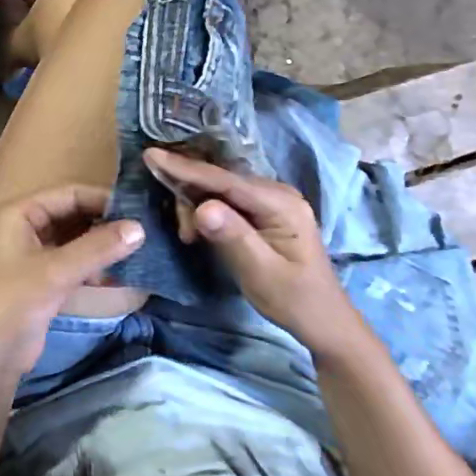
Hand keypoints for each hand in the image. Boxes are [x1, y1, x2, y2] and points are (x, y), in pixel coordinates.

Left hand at [0, 185, 144, 377]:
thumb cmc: (12, 303)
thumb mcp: (55, 271)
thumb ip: (97, 248)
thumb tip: (140, 227)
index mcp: (19, 213)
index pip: (69, 193)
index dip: (103, 199)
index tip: (138, 210)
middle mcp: (25, 227)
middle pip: (73, 215)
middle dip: (105, 223)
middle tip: (142, 232)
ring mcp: (33, 255)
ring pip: (76, 240)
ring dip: (102, 246)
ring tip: (136, 253)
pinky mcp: (42, 280)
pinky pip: (74, 263)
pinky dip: (94, 267)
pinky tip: (117, 276)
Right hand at [142, 148, 359, 346]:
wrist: (322, 319)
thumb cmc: (293, 299)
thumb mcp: (260, 273)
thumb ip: (232, 237)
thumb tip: (202, 207)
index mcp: (281, 204)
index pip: (226, 181)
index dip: (187, 169)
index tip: (152, 156)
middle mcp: (278, 192)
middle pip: (222, 180)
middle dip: (191, 195)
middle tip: (182, 233)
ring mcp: (273, 200)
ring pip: (222, 189)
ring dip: (198, 206)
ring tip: (190, 238)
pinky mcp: (265, 211)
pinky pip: (229, 199)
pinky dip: (209, 210)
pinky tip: (200, 231)